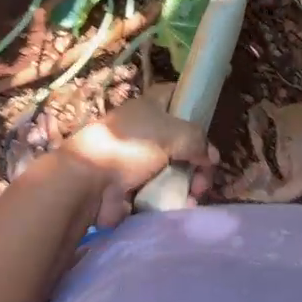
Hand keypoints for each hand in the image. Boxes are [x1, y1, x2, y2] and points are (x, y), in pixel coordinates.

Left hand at [58, 91, 215, 225]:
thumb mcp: (173, 132)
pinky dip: (175, 199)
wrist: (90, 181)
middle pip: (182, 141)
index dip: (194, 104)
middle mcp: (146, 130)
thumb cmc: (131, 145)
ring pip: (176, 169)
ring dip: (190, 184)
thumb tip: (211, 156)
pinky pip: (163, 192)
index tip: (209, 123)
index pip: (176, 95)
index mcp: (151, 107)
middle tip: (202, 179)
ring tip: (193, 197)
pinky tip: (183, 207)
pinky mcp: (135, 187)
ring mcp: (140, 160)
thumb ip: (198, 140)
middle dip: (198, 161)